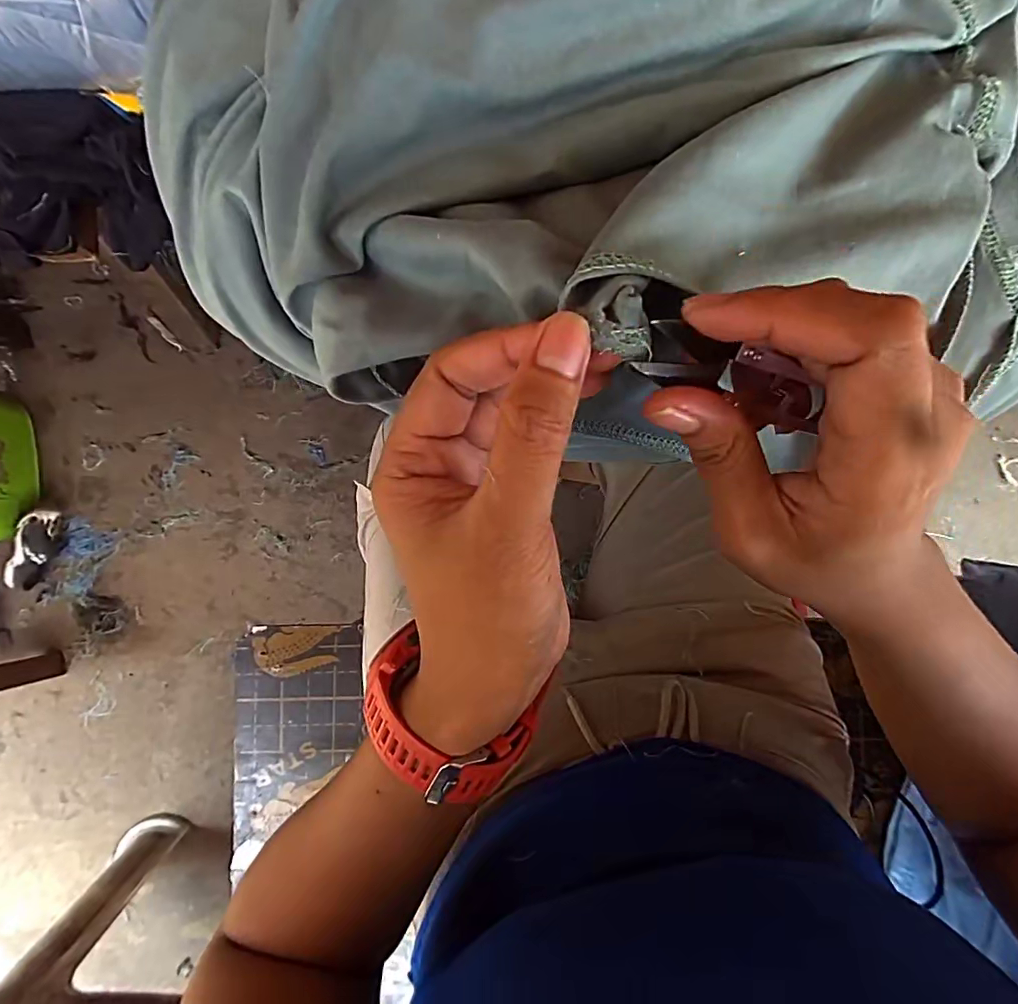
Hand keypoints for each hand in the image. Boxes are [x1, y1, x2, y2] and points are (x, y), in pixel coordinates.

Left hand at [370, 312, 615, 753]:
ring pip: (508, 405)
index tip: (570, 333)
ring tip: (606, 360)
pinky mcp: (505, 489)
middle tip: (599, 343)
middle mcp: (434, 456)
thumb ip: (535, 429)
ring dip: (551, 381)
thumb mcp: (509, 518)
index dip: (507, 347)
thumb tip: (566, 339)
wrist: (497, 684)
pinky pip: (529, 434)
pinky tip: (590, 393)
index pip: (452, 375)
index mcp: (411, 458)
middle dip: (534, 359)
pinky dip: (559, 411)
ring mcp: (472, 472)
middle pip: (481, 384)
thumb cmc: (488, 612)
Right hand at [643, 281, 973, 624]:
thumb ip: (719, 457)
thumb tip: (669, 397)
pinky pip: (862, 331)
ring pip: (861, 315)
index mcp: (890, 455)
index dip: (786, 312)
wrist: (880, 575)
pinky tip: (773, 376)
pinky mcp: (920, 380)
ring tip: (740, 371)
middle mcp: (930, 412)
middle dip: (776, 313)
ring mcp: (935, 391)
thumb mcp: (750, 530)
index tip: (707, 320)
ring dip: (787, 326)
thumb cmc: (818, 562)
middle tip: (710, 339)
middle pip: (866, 316)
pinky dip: (805, 337)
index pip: (867, 341)